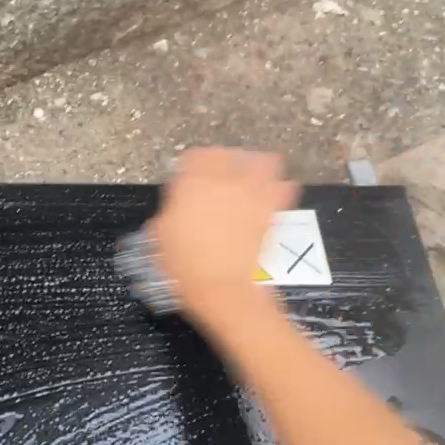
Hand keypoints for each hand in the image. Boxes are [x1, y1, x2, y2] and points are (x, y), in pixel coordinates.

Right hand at [149, 147, 299, 323]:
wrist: (222, 289)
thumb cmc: (185, 266)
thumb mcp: (161, 237)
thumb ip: (170, 212)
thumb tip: (176, 207)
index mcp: (192, 183)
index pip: (194, 156)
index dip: (190, 166)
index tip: (187, 177)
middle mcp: (224, 181)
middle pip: (227, 155)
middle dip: (222, 162)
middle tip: (216, 175)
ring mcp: (251, 194)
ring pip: (262, 163)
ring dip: (255, 166)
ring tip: (250, 177)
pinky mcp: (272, 211)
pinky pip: (283, 187)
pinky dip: (279, 187)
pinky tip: (272, 194)